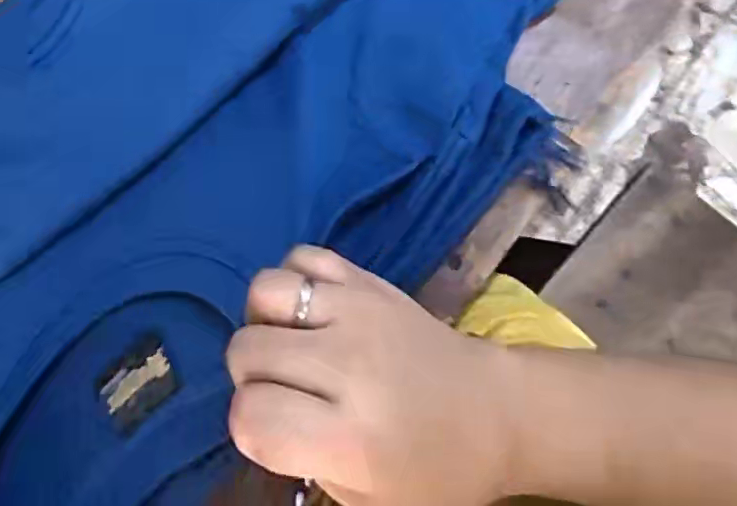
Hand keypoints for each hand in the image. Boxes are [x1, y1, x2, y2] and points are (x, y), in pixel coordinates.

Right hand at [225, 246, 517, 505]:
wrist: (489, 408)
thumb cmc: (431, 471)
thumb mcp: (363, 498)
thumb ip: (298, 456)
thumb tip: (255, 409)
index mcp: (349, 436)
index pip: (250, 415)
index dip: (247, 425)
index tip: (270, 429)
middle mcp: (348, 364)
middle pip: (248, 349)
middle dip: (250, 376)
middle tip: (280, 388)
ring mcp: (357, 308)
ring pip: (266, 291)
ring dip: (263, 320)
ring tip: (288, 341)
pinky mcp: (367, 277)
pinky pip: (303, 255)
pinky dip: (293, 278)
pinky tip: (309, 307)